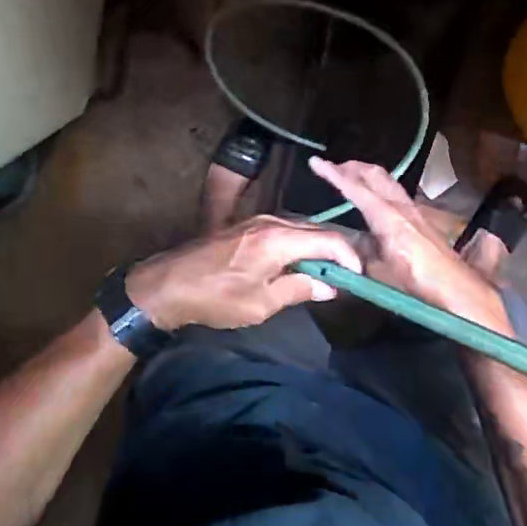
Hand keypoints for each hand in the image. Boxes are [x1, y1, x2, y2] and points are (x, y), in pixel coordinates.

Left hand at [125, 215, 363, 330]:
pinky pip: (282, 230)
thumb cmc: (214, 298)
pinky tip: (299, 264)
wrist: (167, 284)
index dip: (349, 257)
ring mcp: (255, 221)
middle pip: (316, 231)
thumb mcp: (260, 304)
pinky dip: (297, 245)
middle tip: (350, 275)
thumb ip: (298, 290)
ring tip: (329, 272)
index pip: (328, 241)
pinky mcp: (244, 226)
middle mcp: (270, 222)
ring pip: (299, 229)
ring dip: (316, 248)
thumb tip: (329, 287)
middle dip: (336, 251)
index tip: (359, 277)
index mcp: (278, 240)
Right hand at [308, 157, 509, 331]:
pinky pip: (396, 194)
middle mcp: (403, 207)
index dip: (333, 174)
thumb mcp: (379, 274)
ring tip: (352, 177)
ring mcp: (416, 212)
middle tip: (332, 166)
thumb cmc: (417, 285)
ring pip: (388, 182)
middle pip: (376, 175)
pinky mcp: (424, 220)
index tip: (315, 162)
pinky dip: (380, 188)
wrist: (459, 293)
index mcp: (388, 218)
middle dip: (352, 167)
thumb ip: (359, 255)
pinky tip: (377, 200)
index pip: (356, 189)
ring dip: (368, 175)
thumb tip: (341, 247)